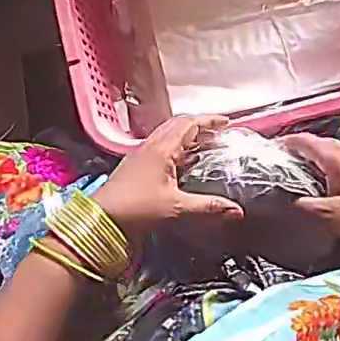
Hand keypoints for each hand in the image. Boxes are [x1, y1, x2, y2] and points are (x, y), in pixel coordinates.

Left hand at [91, 116, 242, 241]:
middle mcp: (151, 147)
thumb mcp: (176, 207)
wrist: (101, 219)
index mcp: (161, 149)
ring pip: (167, 137)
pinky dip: (177, 149)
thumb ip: (207, 206)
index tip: (226, 123)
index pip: (188, 124)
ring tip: (206, 147)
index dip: (209, 121)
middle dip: (199, 127)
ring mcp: (141, 156)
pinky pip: (160, 149)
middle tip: (218, 135)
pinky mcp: (135, 167)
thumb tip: (237, 211)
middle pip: (177, 126)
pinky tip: (184, 164)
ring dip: (187, 137)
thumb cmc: (137, 209)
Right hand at [281, 134, 339, 253]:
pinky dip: (328, 166)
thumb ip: (306, 206)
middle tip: (281, 162)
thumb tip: (291, 201)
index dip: (287, 143)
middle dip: (299, 150)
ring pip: (332, 152)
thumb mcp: (331, 216)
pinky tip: (322, 180)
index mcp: (337, 158)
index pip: (306, 141)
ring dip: (314, 158)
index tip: (270, 149)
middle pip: (319, 143)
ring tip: (298, 171)